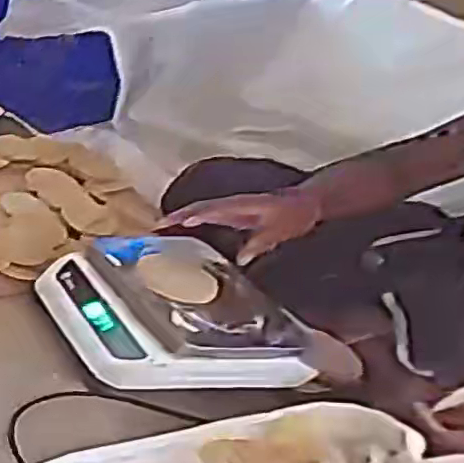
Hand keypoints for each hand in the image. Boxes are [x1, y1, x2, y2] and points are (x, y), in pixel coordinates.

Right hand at [157, 189, 321, 264]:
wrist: (308, 202)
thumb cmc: (297, 215)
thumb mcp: (282, 231)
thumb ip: (261, 243)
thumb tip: (242, 259)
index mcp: (244, 206)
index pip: (215, 209)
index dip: (196, 215)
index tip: (178, 222)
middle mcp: (233, 203)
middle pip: (199, 207)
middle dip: (176, 217)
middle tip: (155, 228)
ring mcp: (229, 206)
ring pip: (198, 209)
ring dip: (178, 217)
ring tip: (158, 228)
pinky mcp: (228, 211)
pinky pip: (202, 213)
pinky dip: (186, 219)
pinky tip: (177, 228)